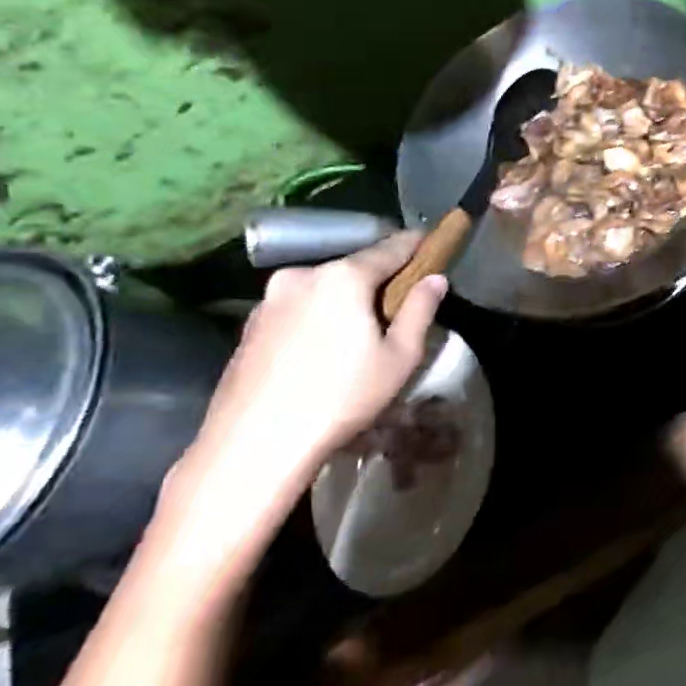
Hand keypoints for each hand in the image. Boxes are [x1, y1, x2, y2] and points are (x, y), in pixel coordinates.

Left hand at [150, 233, 447, 587]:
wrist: (256, 442)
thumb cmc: (340, 398)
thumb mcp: (398, 359)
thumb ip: (420, 310)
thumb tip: (435, 278)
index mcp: (342, 277)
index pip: (388, 248)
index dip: (414, 245)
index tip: (430, 243)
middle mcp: (302, 274)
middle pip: (352, 268)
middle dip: (376, 281)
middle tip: (397, 307)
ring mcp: (269, 298)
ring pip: (321, 289)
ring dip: (343, 300)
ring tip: (357, 335)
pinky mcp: (250, 323)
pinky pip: (297, 308)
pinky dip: (316, 317)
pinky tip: (321, 351)